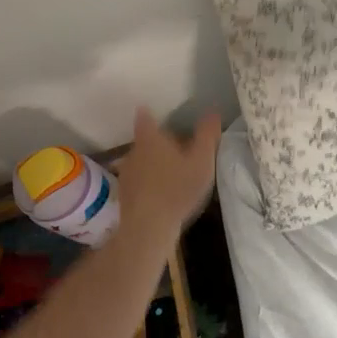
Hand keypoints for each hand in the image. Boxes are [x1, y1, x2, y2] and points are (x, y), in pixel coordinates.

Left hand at [118, 110, 220, 237]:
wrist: (148, 227)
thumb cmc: (177, 188)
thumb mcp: (202, 160)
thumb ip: (207, 134)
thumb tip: (213, 110)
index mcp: (151, 139)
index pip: (146, 119)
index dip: (148, 114)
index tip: (149, 111)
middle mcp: (134, 152)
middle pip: (144, 140)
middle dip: (156, 141)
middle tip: (174, 147)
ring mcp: (126, 174)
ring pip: (139, 161)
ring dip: (150, 163)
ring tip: (168, 172)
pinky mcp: (124, 195)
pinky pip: (136, 181)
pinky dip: (145, 182)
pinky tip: (158, 193)